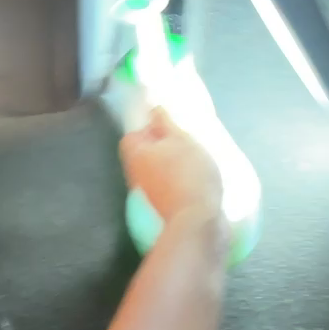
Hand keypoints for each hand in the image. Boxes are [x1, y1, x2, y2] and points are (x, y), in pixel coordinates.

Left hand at [120, 108, 221, 223]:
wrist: (198, 220)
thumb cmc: (188, 173)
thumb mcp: (181, 139)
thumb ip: (165, 122)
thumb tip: (152, 109)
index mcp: (136, 155)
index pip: (131, 137)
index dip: (147, 129)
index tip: (168, 128)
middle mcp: (136, 176)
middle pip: (144, 155)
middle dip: (161, 147)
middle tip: (185, 142)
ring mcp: (149, 195)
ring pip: (157, 172)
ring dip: (172, 165)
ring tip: (195, 160)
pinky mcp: (164, 208)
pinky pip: (168, 187)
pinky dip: (178, 181)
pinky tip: (197, 179)